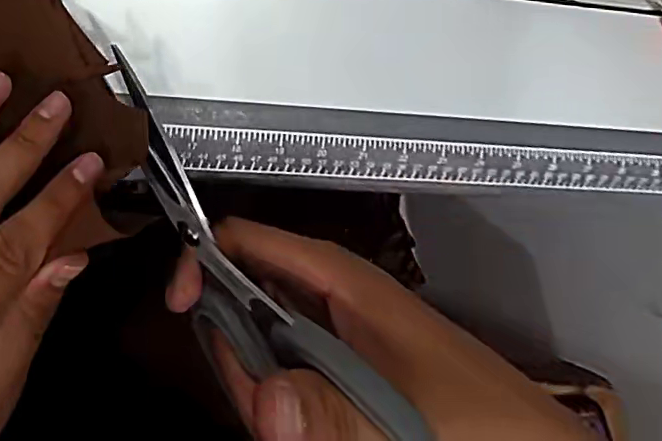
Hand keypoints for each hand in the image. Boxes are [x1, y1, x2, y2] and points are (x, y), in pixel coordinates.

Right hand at [167, 218, 590, 440]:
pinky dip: (282, 403)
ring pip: (259, 341)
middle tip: (263, 409)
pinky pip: (285, 374)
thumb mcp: (405, 418)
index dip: (202, 259)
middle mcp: (321, 293)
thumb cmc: (480, 420)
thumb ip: (332, 414)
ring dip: (258, 384)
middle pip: (240, 295)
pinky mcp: (338, 369)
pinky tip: (305, 428)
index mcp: (331, 274)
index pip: (241, 239)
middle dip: (234, 349)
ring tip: (297, 427)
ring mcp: (329, 332)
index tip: (180, 306)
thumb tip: (263, 404)